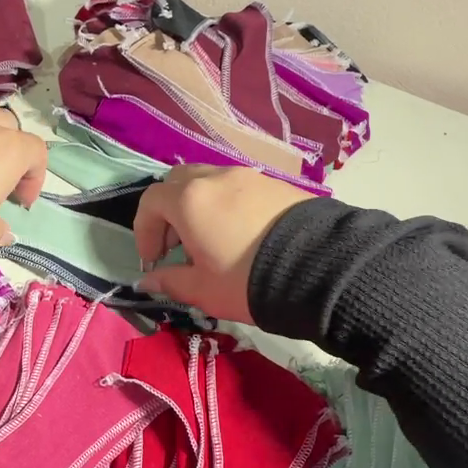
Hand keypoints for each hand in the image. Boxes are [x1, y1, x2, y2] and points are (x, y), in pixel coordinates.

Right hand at [132, 165, 313, 322]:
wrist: (322, 269)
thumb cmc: (247, 279)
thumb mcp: (203, 290)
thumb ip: (169, 282)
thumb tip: (146, 282)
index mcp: (189, 200)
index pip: (150, 203)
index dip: (144, 230)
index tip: (153, 259)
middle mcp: (215, 179)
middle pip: (177, 183)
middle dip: (168, 212)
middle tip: (177, 244)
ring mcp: (248, 177)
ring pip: (209, 182)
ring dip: (198, 206)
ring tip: (210, 240)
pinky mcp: (276, 183)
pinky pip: (237, 187)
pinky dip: (226, 205)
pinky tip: (239, 234)